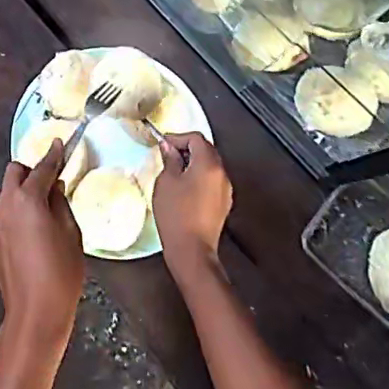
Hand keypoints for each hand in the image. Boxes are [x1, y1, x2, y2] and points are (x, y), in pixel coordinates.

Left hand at [0, 140, 84, 351]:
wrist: (34, 314)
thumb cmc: (60, 274)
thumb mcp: (71, 234)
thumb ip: (61, 204)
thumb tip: (55, 187)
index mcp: (28, 200)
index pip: (42, 169)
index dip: (53, 155)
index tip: (59, 144)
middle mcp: (7, 205)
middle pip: (15, 172)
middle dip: (31, 170)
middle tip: (51, 180)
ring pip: (7, 192)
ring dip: (23, 189)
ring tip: (45, 204)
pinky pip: (5, 211)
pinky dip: (18, 208)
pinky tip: (34, 226)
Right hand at [152, 132, 231, 267]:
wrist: (192, 250)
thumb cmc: (176, 213)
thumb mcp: (166, 181)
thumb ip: (170, 159)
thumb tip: (169, 147)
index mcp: (208, 164)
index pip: (196, 138)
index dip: (178, 137)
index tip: (163, 144)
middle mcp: (222, 174)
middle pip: (206, 149)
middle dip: (187, 148)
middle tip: (168, 154)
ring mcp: (225, 190)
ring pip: (210, 165)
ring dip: (193, 162)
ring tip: (174, 170)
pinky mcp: (223, 203)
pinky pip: (212, 180)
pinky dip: (199, 176)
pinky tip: (185, 187)